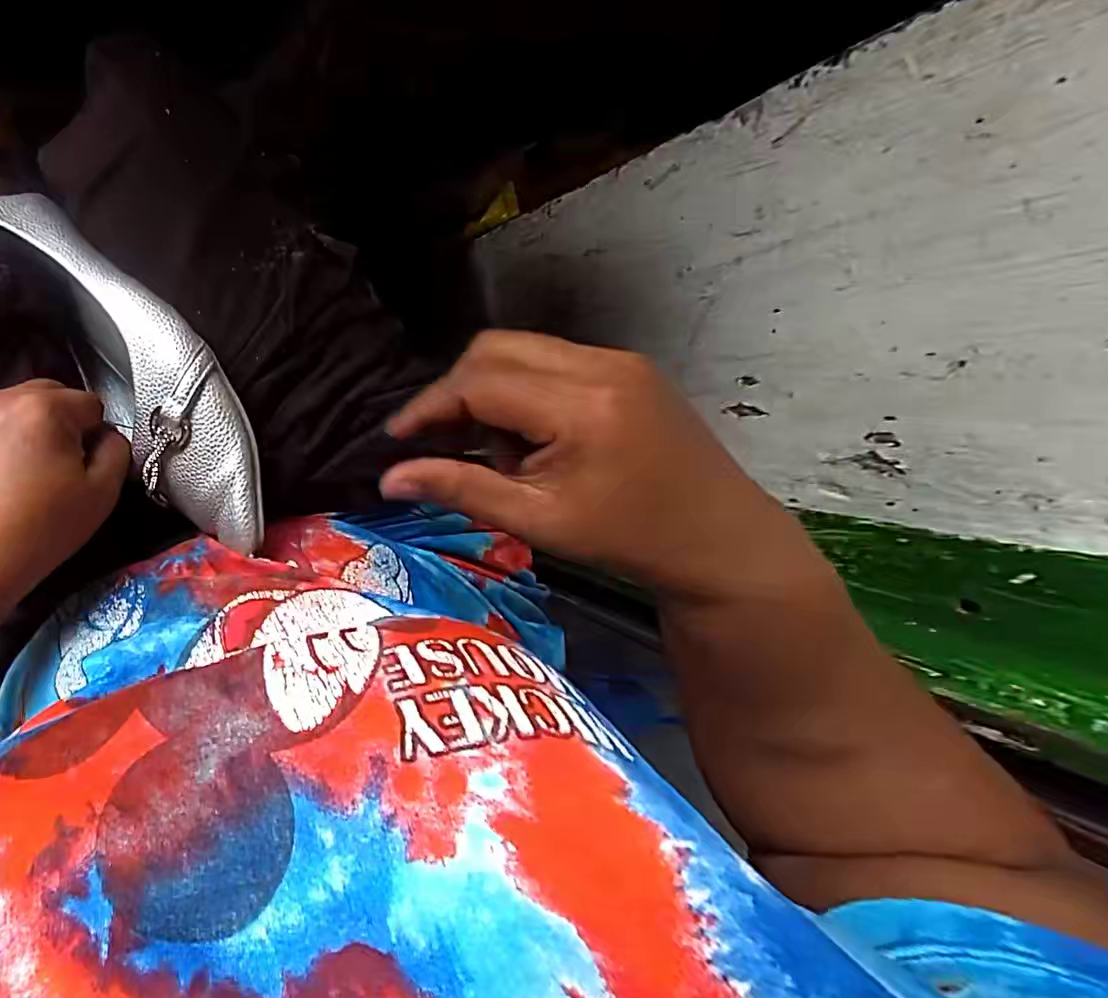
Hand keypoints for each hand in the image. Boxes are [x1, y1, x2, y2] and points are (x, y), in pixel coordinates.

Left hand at [0, 379, 129, 612]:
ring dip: (29, 432)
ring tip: (24, 479)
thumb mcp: (101, 494)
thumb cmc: (37, 532)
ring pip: (17, 409)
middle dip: (61, 427)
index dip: (95, 436)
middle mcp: (0, 399)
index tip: (83, 467)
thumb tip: (108, 437)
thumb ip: (117, 451)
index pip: (90, 404)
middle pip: (51, 397)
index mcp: (43, 408)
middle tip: (57, 472)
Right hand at [380, 331, 828, 605]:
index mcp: (581, 405)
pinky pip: (547, 361)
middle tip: (435, 440)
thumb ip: (458, 489)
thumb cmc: (625, 537)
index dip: (427, 407)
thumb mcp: (534, 520)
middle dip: (452, 391)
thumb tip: (389, 478)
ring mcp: (618, 362)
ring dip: (484, 389)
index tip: (396, 440)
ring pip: (519, 350)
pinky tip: (522, 437)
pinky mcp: (625, 370)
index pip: (479, 382)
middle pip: (494, 349)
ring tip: (485, 446)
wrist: (718, 539)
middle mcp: (601, 366)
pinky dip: (516, 390)